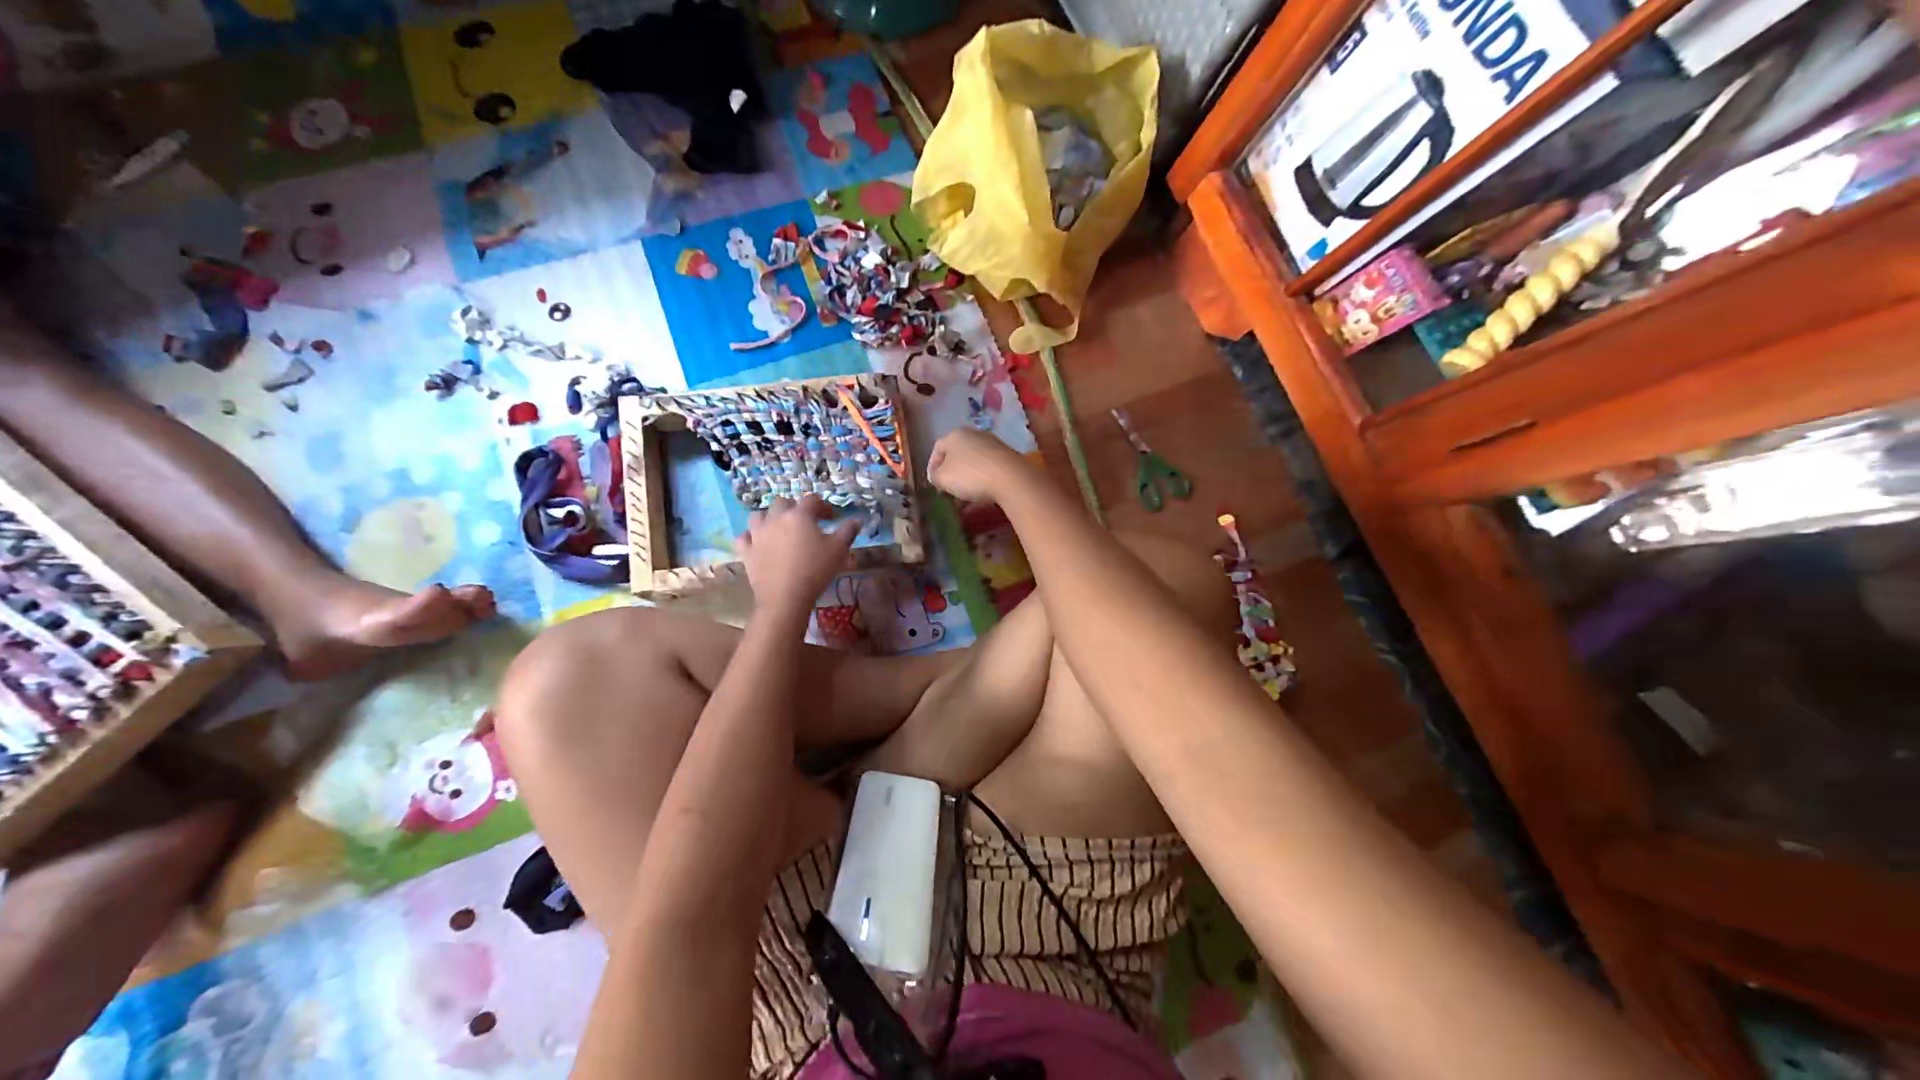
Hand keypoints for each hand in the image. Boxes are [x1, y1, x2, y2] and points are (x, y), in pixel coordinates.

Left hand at [737, 495, 858, 611]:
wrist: (785, 597)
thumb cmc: (815, 571)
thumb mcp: (839, 550)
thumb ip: (848, 531)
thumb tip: (856, 520)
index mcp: (799, 515)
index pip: (812, 500)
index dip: (823, 506)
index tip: (832, 518)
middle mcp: (776, 518)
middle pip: (783, 502)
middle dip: (794, 508)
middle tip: (805, 522)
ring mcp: (758, 534)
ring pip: (759, 515)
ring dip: (769, 518)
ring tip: (779, 529)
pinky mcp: (747, 551)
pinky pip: (744, 537)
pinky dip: (751, 537)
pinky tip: (759, 543)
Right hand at [927, 429, 1027, 502]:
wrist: (1010, 477)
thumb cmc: (970, 475)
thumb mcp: (943, 479)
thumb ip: (935, 476)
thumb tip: (938, 476)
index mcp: (955, 435)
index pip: (937, 448)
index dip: (932, 466)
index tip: (933, 482)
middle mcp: (974, 434)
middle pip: (957, 454)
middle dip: (951, 473)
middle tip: (949, 490)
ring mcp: (993, 444)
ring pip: (974, 462)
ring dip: (967, 478)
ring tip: (965, 497)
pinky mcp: (1008, 456)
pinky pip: (989, 468)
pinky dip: (983, 479)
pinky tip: (982, 494)